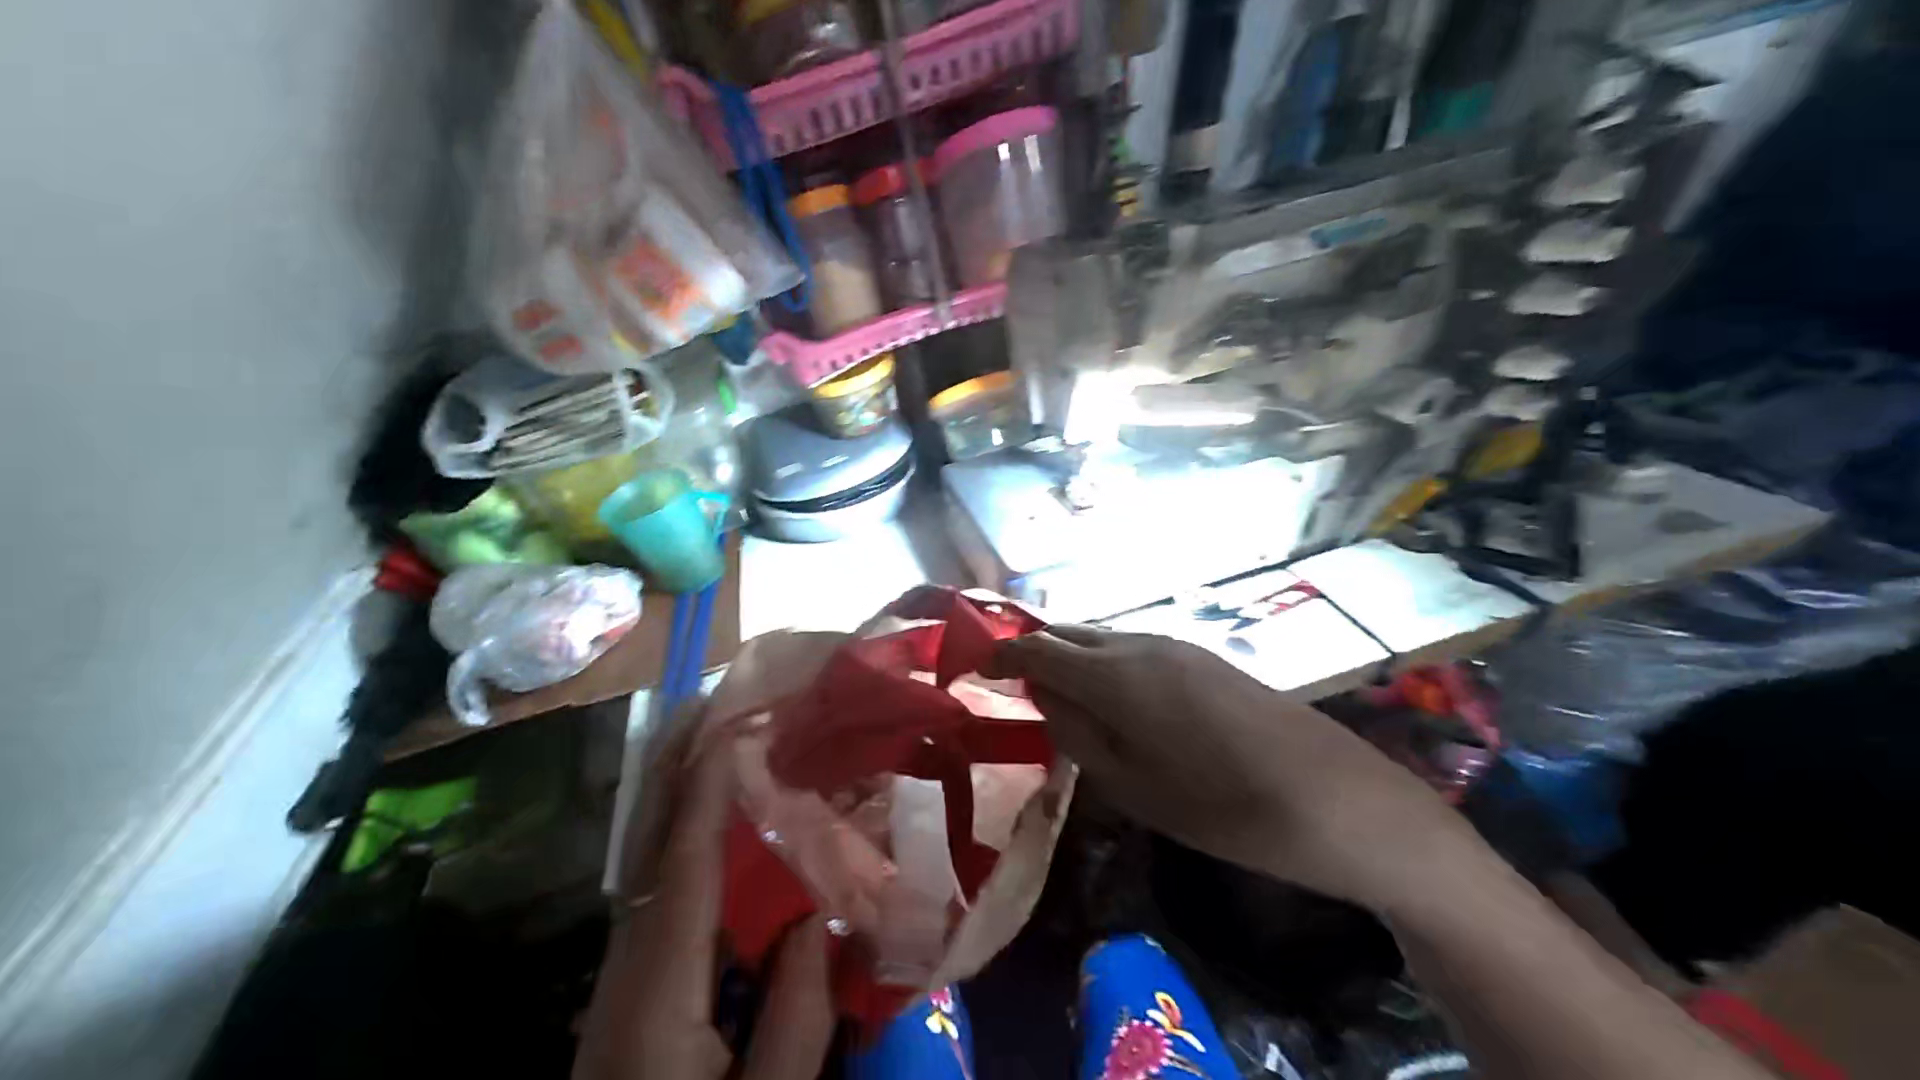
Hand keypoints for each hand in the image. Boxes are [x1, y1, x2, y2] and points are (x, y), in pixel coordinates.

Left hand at [572, 736, 833, 1079]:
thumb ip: (795, 1019)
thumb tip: (820, 916)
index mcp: (660, 985)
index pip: (686, 860)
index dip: (709, 783)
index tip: (736, 719)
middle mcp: (629, 959)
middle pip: (646, 842)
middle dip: (673, 763)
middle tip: (708, 699)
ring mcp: (624, 968)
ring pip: (644, 856)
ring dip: (673, 785)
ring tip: (709, 730)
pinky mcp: (633, 979)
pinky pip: (657, 881)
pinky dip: (679, 829)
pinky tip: (709, 812)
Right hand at [995, 626, 1478, 911]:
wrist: (1336, 800)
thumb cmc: (1221, 807)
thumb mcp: (1130, 786)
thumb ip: (1075, 732)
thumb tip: (1042, 695)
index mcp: (1114, 673)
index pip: (1037, 646)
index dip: (1000, 652)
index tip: (976, 669)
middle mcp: (1140, 644)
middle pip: (1069, 633)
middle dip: (1035, 651)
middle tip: (1014, 686)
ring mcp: (1177, 647)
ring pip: (1103, 640)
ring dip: (1073, 659)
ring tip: (1061, 699)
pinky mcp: (1205, 659)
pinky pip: (1135, 650)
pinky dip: (1107, 667)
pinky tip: (1116, 704)